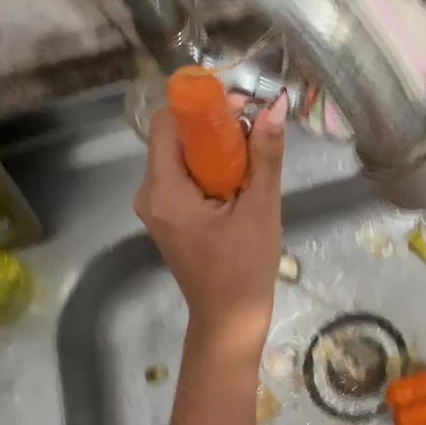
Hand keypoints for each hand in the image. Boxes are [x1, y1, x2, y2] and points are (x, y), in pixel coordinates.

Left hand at [135, 93, 287, 351]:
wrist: (229, 318)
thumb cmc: (245, 266)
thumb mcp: (261, 207)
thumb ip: (266, 155)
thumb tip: (275, 107)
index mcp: (165, 191)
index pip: (167, 123)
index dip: (201, 107)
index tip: (240, 106)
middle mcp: (150, 194)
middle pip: (175, 139)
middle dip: (214, 127)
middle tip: (254, 130)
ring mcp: (157, 207)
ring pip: (182, 158)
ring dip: (215, 150)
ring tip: (253, 158)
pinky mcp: (168, 217)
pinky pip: (185, 178)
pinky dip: (211, 170)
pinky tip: (240, 182)